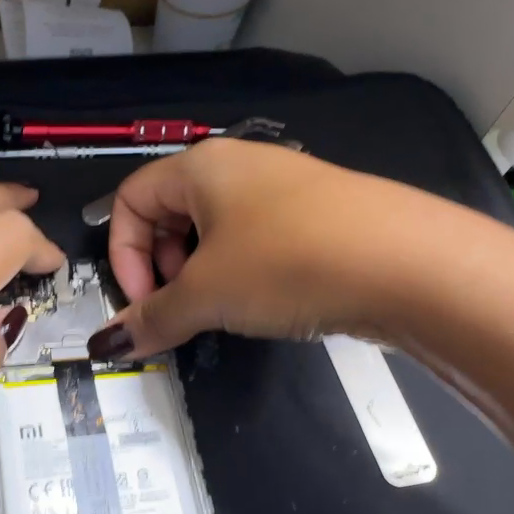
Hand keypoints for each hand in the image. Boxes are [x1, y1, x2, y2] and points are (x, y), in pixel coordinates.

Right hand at [90, 138, 441, 359]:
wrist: (408, 263)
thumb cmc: (287, 262)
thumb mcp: (208, 295)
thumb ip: (152, 319)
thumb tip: (105, 347)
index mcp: (200, 166)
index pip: (130, 200)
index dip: (124, 255)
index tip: (144, 303)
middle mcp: (239, 165)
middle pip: (171, 212)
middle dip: (161, 265)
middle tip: (181, 307)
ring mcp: (284, 187)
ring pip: (216, 229)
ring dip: (202, 272)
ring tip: (223, 309)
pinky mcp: (319, 214)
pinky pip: (258, 238)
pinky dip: (244, 271)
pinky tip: (268, 301)